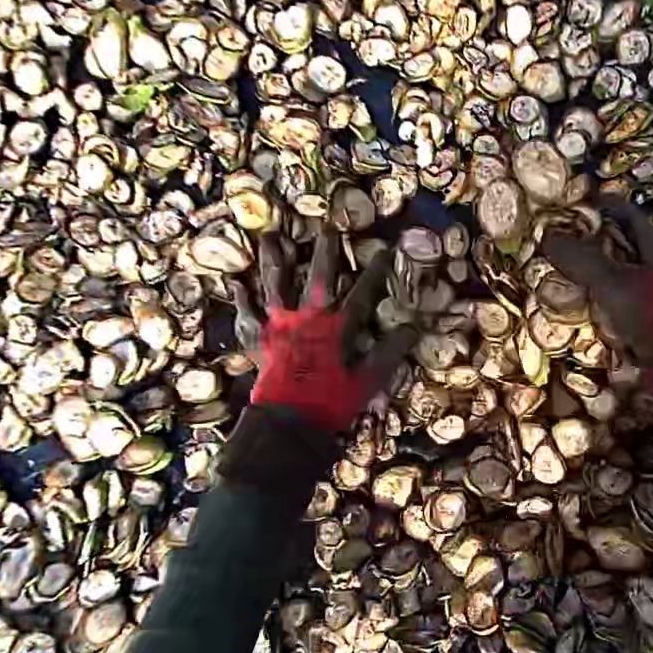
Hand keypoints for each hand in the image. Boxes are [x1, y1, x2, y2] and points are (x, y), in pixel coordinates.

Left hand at [230, 227, 418, 432]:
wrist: (287, 423)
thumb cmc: (329, 402)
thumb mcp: (367, 382)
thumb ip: (388, 352)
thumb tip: (415, 327)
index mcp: (337, 328)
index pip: (362, 293)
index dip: (376, 271)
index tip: (385, 249)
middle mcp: (307, 318)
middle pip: (317, 277)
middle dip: (325, 252)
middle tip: (327, 228)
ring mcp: (279, 326)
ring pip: (276, 285)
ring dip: (274, 261)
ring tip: (271, 238)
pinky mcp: (259, 340)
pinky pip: (248, 315)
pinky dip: (243, 300)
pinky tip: (237, 284)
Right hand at [542, 197, 652, 360]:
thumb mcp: (613, 282)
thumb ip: (581, 259)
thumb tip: (546, 235)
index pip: (625, 213)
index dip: (597, 206)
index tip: (565, 209)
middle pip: (622, 244)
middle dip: (590, 242)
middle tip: (556, 243)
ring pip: (620, 275)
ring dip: (594, 274)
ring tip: (561, 275)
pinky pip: (620, 302)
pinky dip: (600, 301)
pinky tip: (582, 308)